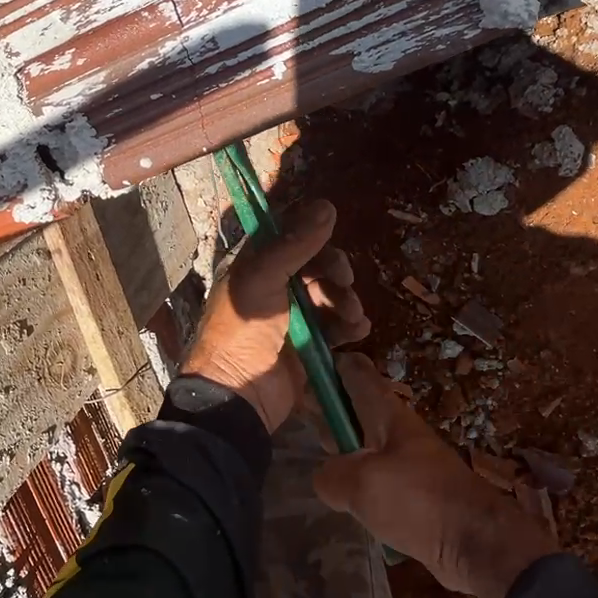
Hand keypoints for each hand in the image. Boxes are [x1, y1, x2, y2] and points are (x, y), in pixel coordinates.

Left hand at [181, 199, 369, 432]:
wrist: (239, 393)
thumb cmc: (243, 328)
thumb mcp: (263, 278)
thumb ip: (295, 244)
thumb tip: (328, 204)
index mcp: (257, 266)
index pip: (291, 237)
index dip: (314, 236)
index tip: (330, 238)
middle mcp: (276, 286)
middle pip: (318, 266)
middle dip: (336, 271)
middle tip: (345, 281)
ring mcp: (294, 318)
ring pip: (331, 296)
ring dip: (347, 300)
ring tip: (352, 314)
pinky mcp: (310, 346)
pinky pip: (337, 327)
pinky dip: (350, 326)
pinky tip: (359, 330)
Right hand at [314, 353, 557, 597]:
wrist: (478, 543)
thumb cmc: (418, 500)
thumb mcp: (360, 484)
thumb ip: (330, 474)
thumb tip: (325, 477)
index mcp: (387, 412)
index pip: (356, 372)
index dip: (329, 366)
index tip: (301, 372)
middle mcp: (397, 429)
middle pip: (357, 407)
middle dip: (330, 410)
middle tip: (302, 420)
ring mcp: (409, 460)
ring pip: (366, 443)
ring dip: (344, 448)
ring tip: (320, 460)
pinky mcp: (416, 492)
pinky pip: (379, 476)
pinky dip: (360, 480)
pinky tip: (346, 497)